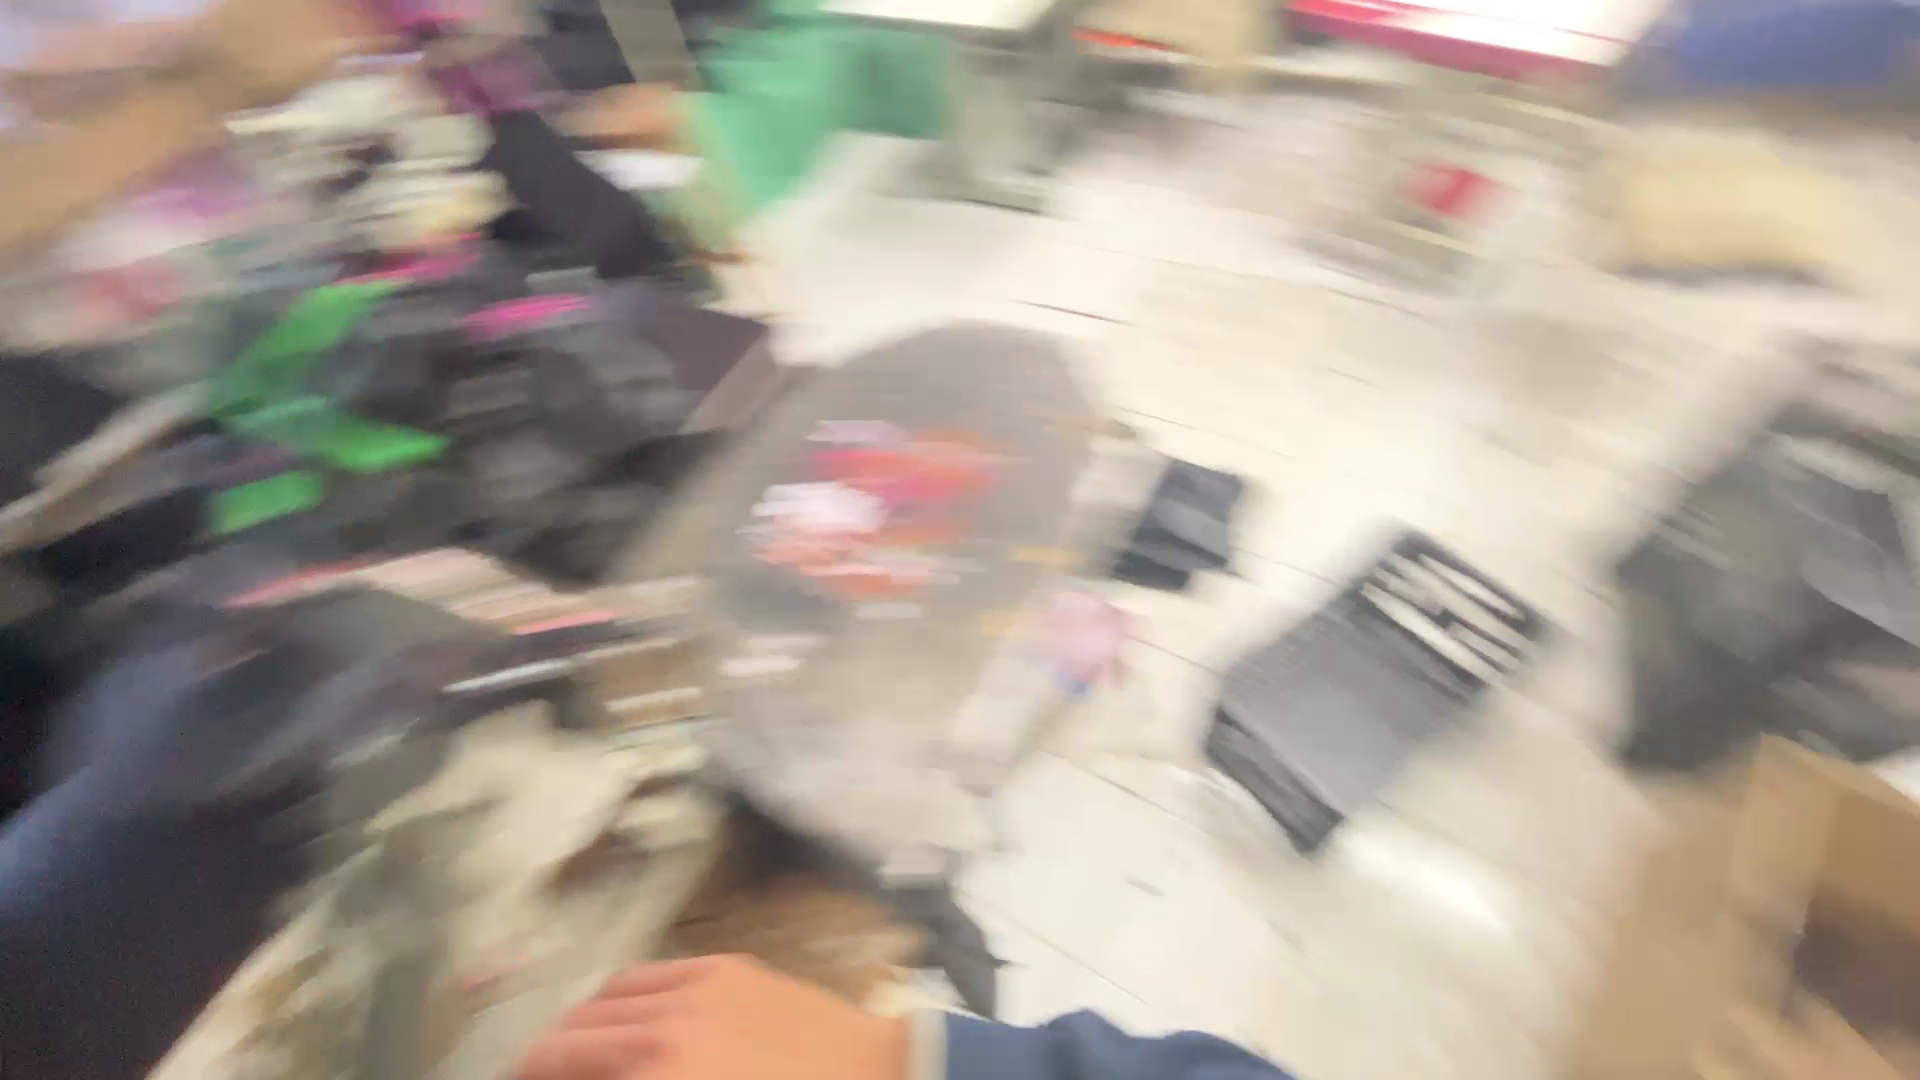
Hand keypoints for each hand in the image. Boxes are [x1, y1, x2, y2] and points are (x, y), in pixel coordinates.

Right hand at [517, 955, 911, 1079]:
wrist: (876, 1077)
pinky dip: (616, 1000)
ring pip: (601, 1001)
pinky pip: (645, 976)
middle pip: (568, 1042)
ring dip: (574, 1033)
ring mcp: (694, 988)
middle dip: (543, 1066)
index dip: (538, 1079)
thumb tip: (607, 1072)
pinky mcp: (723, 966)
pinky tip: (620, 1022)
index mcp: (657, 1076)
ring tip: (570, 1060)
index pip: (563, 1068)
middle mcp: (662, 1030)